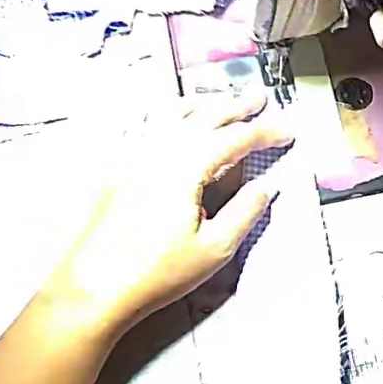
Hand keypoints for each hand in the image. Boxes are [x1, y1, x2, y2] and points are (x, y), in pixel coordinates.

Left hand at [44, 91, 293, 338]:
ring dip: (201, 104)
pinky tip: (166, 115)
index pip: (234, 138)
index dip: (264, 132)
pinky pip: (144, 125)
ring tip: (219, 100)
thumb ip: (245, 211)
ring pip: (171, 114)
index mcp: (186, 167)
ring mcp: (133, 155)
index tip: (287, 130)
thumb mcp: (214, 249)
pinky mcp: (117, 167)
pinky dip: (164, 113)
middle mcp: (158, 151)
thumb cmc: (155, 273)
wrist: (95, 285)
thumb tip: (266, 186)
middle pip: (203, 115)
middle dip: (235, 105)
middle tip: (259, 98)